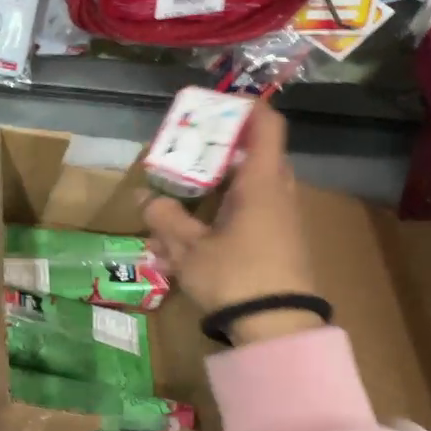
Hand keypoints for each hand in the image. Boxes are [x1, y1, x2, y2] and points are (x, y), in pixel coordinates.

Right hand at [143, 103, 318, 345]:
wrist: (277, 326)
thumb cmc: (235, 276)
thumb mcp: (188, 248)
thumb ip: (166, 218)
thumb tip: (147, 198)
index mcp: (261, 183)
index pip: (266, 127)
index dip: (246, 107)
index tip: (216, 103)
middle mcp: (278, 193)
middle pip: (257, 155)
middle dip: (222, 148)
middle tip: (188, 148)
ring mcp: (282, 219)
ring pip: (251, 185)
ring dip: (220, 182)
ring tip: (183, 190)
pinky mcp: (279, 241)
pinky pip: (251, 210)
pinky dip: (224, 208)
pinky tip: (194, 229)